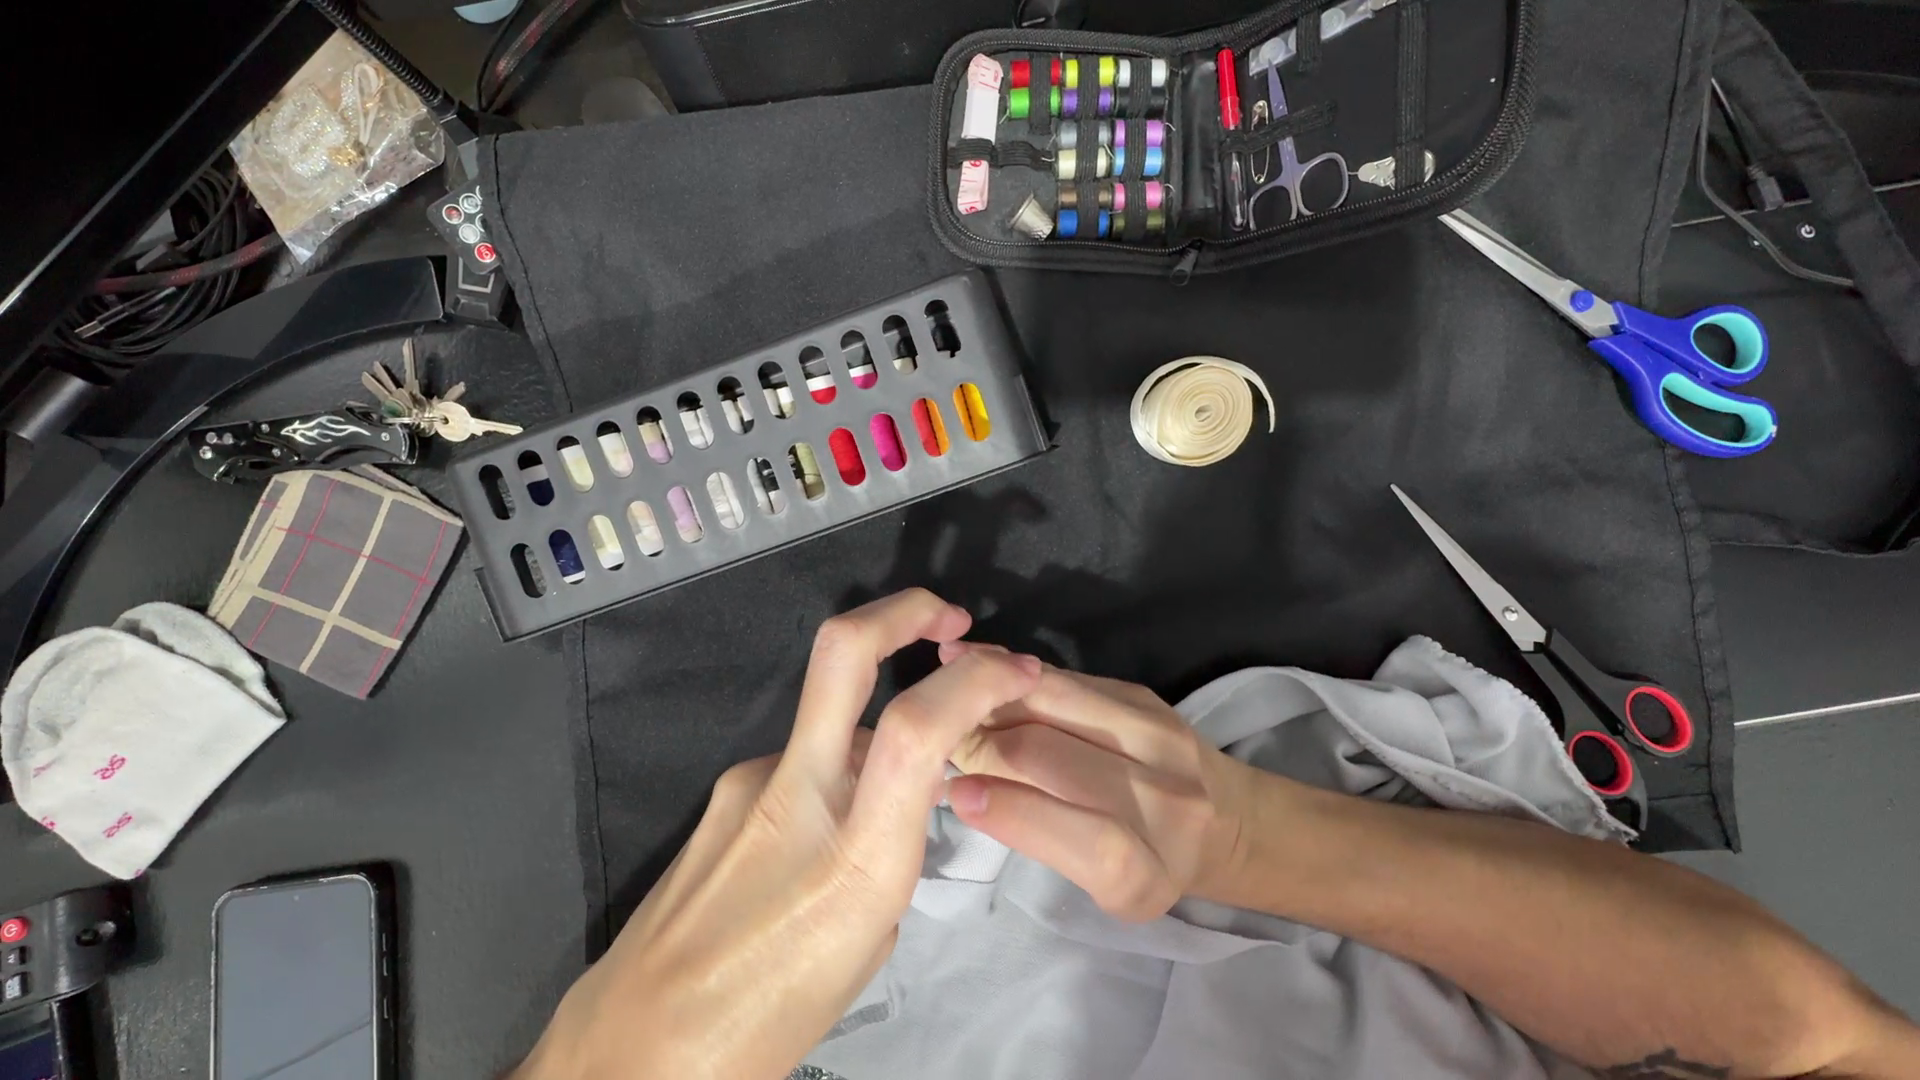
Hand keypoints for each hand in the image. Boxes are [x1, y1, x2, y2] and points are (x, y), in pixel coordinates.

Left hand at [514, 590, 1041, 1079]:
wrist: (631, 1051)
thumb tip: (893, 799)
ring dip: (874, 726)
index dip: (976, 678)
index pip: (917, 726)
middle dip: (905, 611)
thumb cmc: (769, 1024)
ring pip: (831, 720)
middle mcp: (795, 795)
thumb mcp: (869, 946)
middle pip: (842, 651)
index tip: (1013, 669)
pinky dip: (831, 777)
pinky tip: (812, 843)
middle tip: (950, 615)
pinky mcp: (719, 794)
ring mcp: (745, 783)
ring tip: (878, 810)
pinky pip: (798, 764)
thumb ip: (891, 856)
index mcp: (853, 859)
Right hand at [941, 646, 1253, 921]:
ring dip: (995, 687)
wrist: (1226, 822)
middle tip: (935, 732)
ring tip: (948, 670)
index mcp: (1150, 874)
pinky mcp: (1146, 697)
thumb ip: (1038, 834)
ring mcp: (1161, 740)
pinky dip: (1018, 672)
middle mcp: (1166, 804)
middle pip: (1057, 757)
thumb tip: (958, 780)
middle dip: (985, 739)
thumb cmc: (1147, 865)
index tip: (955, 792)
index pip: (1088, 840)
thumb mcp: (1098, 882)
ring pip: (1058, 702)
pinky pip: (1070, 679)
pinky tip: (982, 660)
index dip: (1016, 814)